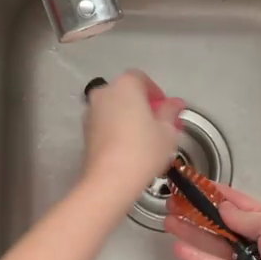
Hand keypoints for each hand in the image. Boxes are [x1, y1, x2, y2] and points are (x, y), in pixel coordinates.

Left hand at [82, 71, 185, 195]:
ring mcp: (91, 112)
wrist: (110, 180)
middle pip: (126, 93)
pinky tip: (129, 148)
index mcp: (125, 85)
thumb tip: (175, 104)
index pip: (142, 79)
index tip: (166, 110)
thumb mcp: (167, 131)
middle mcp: (104, 93)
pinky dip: (117, 129)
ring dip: (129, 117)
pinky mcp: (85, 132)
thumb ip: (171, 112)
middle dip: (142, 105)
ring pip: (114, 109)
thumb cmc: (143, 150)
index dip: (156, 93)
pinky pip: (105, 123)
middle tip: (158, 125)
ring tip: (144, 139)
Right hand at [166, 186, 260, 259]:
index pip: (240, 203)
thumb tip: (223, 208)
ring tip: (169, 221)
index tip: (196, 185)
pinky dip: (198, 257)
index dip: (218, 193)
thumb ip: (243, 217)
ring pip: (215, 244)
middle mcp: (260, 240)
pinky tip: (180, 247)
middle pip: (223, 223)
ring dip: (193, 232)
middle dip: (199, 212)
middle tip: (174, 203)